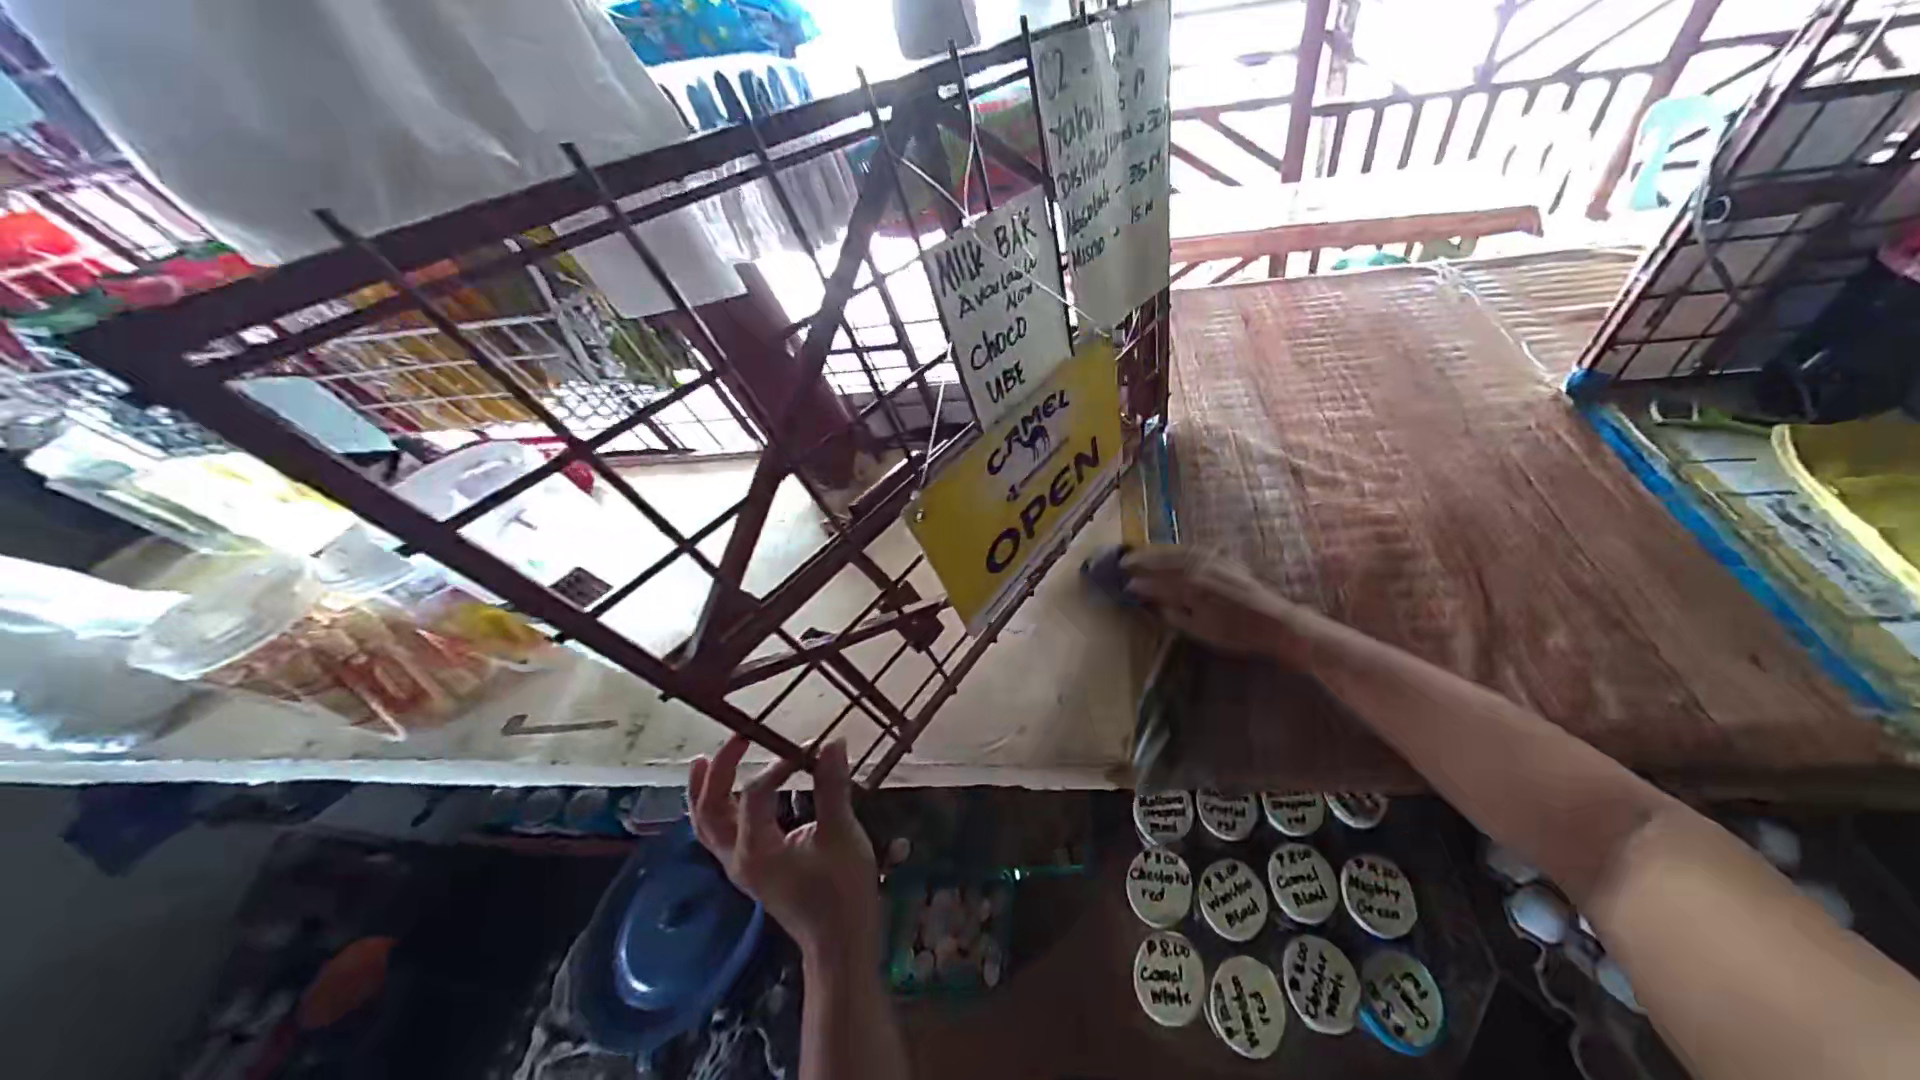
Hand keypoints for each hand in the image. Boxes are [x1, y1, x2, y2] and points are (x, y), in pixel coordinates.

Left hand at [689, 737, 879, 962]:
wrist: (840, 946)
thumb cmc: (843, 893)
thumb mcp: (842, 835)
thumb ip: (833, 787)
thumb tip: (831, 743)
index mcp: (756, 851)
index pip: (757, 793)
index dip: (781, 764)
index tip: (810, 748)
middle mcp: (738, 859)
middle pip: (709, 811)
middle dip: (718, 772)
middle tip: (737, 738)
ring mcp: (741, 867)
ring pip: (708, 825)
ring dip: (706, 792)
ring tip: (705, 762)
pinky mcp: (751, 870)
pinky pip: (722, 834)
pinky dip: (719, 808)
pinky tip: (733, 793)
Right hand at [1121, 545, 1310, 659]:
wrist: (1277, 623)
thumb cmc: (1237, 632)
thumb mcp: (1200, 629)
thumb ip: (1174, 614)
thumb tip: (1154, 602)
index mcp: (1191, 585)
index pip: (1158, 582)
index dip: (1140, 583)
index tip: (1126, 584)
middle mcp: (1200, 567)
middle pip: (1165, 560)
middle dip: (1143, 560)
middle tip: (1125, 561)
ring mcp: (1214, 560)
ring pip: (1179, 551)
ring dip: (1159, 552)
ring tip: (1144, 554)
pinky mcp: (1226, 560)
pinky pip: (1195, 550)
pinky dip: (1179, 550)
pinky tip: (1173, 553)